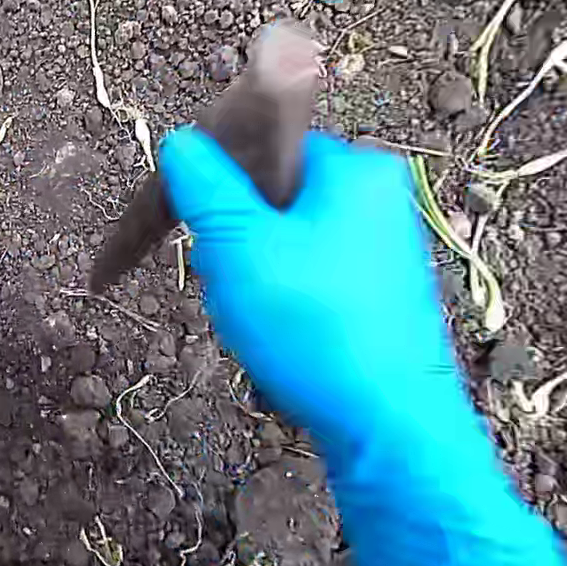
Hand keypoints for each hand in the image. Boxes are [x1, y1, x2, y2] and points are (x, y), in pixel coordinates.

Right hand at [160, 127, 566, 565]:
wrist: (384, 425)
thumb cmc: (309, 322)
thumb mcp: (238, 244)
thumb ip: (205, 185)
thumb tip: (182, 140)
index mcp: (357, 169)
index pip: (269, 147)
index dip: (225, 184)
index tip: (206, 228)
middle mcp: (380, 198)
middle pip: (274, 197)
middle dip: (237, 238)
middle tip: (229, 279)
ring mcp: (383, 247)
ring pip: (285, 239)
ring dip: (252, 271)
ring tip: (252, 312)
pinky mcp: (378, 290)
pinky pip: (309, 272)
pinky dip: (281, 294)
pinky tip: (275, 329)